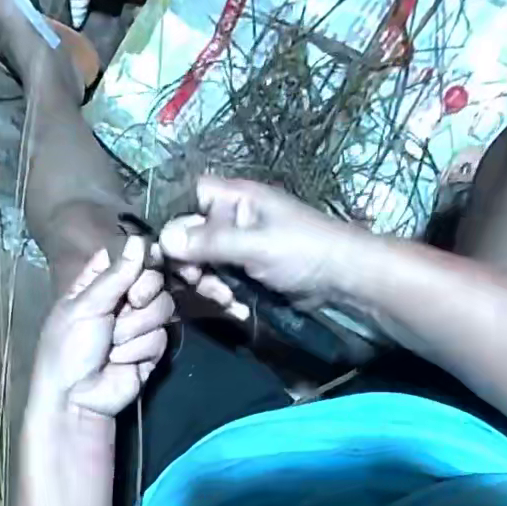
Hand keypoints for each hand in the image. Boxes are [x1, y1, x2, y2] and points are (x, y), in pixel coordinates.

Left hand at [28, 236, 172, 424]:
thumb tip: (140, 239)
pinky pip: (161, 337)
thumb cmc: (69, 348)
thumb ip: (116, 274)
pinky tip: (121, 361)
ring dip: (135, 329)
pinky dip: (140, 350)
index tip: (144, 262)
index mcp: (99, 283)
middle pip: (153, 280)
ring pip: (162, 308)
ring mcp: (138, 325)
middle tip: (127, 307)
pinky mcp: (151, 349)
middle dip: (142, 296)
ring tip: (113, 345)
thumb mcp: (85, 306)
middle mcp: (121, 300)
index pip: (130, 257)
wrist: (77, 399)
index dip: (141, 259)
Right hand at [158, 177, 375, 314]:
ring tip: (228, 299)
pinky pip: (220, 282)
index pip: (188, 198)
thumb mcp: (254, 245)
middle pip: (189, 237)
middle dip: (192, 265)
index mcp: (234, 198)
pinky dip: (224, 297)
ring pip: (202, 265)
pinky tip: (237, 308)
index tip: (169, 251)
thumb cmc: (304, 250)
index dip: (175, 220)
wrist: (344, 280)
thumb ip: (209, 243)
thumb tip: (162, 240)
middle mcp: (231, 219)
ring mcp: (238, 247)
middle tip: (202, 283)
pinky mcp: (245, 272)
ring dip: (209, 286)